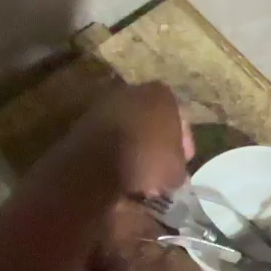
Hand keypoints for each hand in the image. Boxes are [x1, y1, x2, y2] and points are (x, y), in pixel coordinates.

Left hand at [65, 81, 192, 196]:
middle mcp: (133, 92)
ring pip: (131, 130)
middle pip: (153, 122)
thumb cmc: (146, 160)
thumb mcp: (175, 171)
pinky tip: (120, 174)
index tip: (183, 164)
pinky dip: (116, 154)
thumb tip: (173, 176)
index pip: (182, 118)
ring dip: (137, 151)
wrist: (95, 163)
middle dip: (158, 146)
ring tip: (141, 178)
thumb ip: (178, 169)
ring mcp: (106, 105)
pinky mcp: (85, 122)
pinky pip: (110, 140)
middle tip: (162, 171)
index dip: (184, 145)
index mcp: (162, 95)